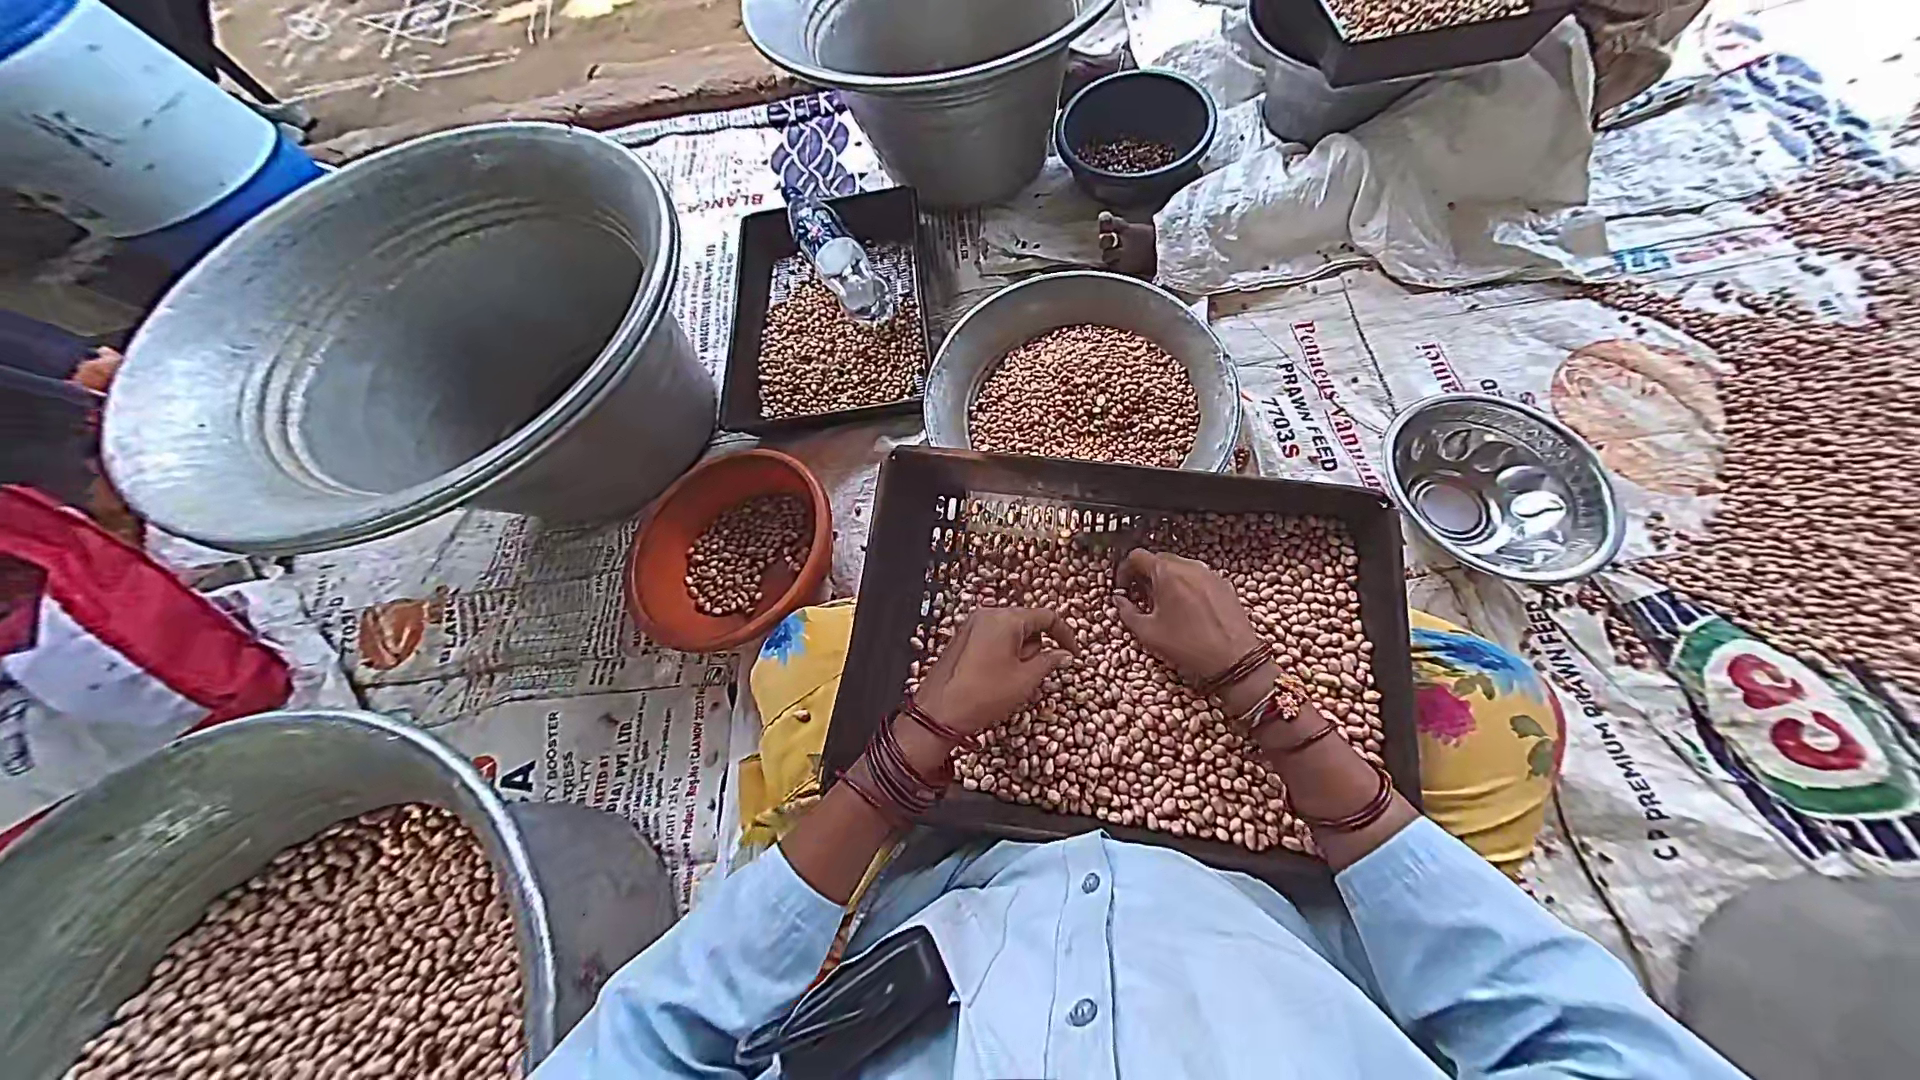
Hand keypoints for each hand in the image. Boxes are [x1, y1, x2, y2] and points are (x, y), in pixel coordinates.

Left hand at [914, 608, 1077, 736]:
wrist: (938, 712)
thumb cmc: (984, 694)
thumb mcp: (1025, 679)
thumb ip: (1049, 661)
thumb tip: (1064, 654)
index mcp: (1005, 619)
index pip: (1046, 616)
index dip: (1065, 635)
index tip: (1073, 654)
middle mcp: (987, 614)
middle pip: (1027, 622)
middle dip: (1039, 645)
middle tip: (1039, 672)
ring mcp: (972, 625)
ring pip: (1010, 631)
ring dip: (1020, 650)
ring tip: (1013, 679)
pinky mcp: (962, 638)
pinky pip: (993, 638)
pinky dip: (1004, 652)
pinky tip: (998, 676)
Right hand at [1112, 549, 1262, 685]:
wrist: (1234, 658)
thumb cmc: (1188, 645)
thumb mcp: (1148, 632)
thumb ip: (1127, 612)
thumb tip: (1119, 600)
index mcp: (1166, 573)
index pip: (1137, 556)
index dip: (1124, 570)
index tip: (1123, 587)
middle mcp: (1188, 567)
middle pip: (1158, 559)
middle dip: (1145, 574)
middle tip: (1140, 596)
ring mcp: (1209, 574)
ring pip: (1179, 567)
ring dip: (1166, 579)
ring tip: (1164, 604)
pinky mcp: (1223, 584)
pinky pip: (1197, 576)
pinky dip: (1186, 585)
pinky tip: (1186, 608)